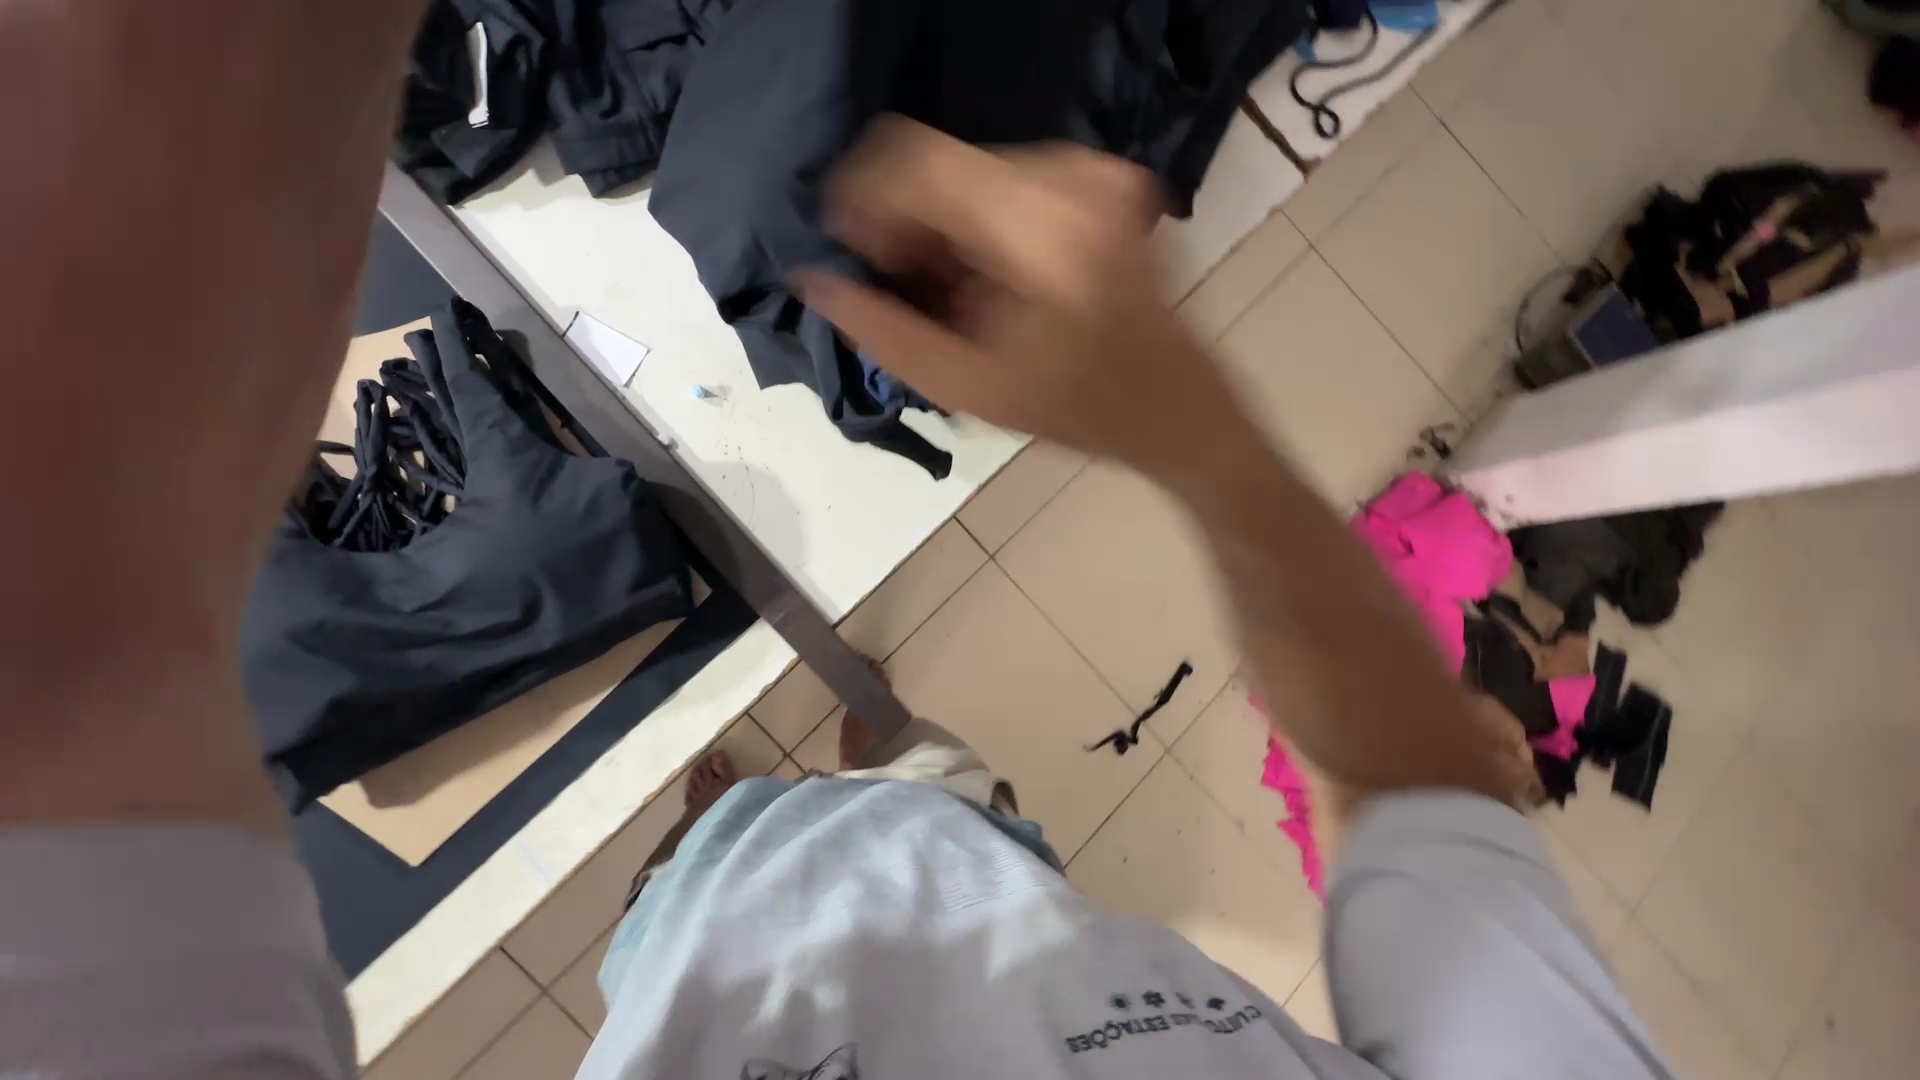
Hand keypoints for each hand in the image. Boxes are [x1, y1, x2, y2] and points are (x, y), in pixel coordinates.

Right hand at [798, 117, 1258, 483]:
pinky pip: (1011, 183)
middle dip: (905, 226)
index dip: (863, 202)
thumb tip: (814, 281)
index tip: (858, 257)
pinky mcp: (1107, 185)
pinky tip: (991, 284)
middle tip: (910, 293)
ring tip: (955, 300)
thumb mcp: (969, 389)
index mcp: (1039, 227)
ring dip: (944, 230)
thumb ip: (883, 334)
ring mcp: (1095, 175)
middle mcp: (1070, 178)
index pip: (911, 161)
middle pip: (940, 165)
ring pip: (971, 173)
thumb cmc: (1080, 414)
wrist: (1181, 413)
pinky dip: (983, 227)